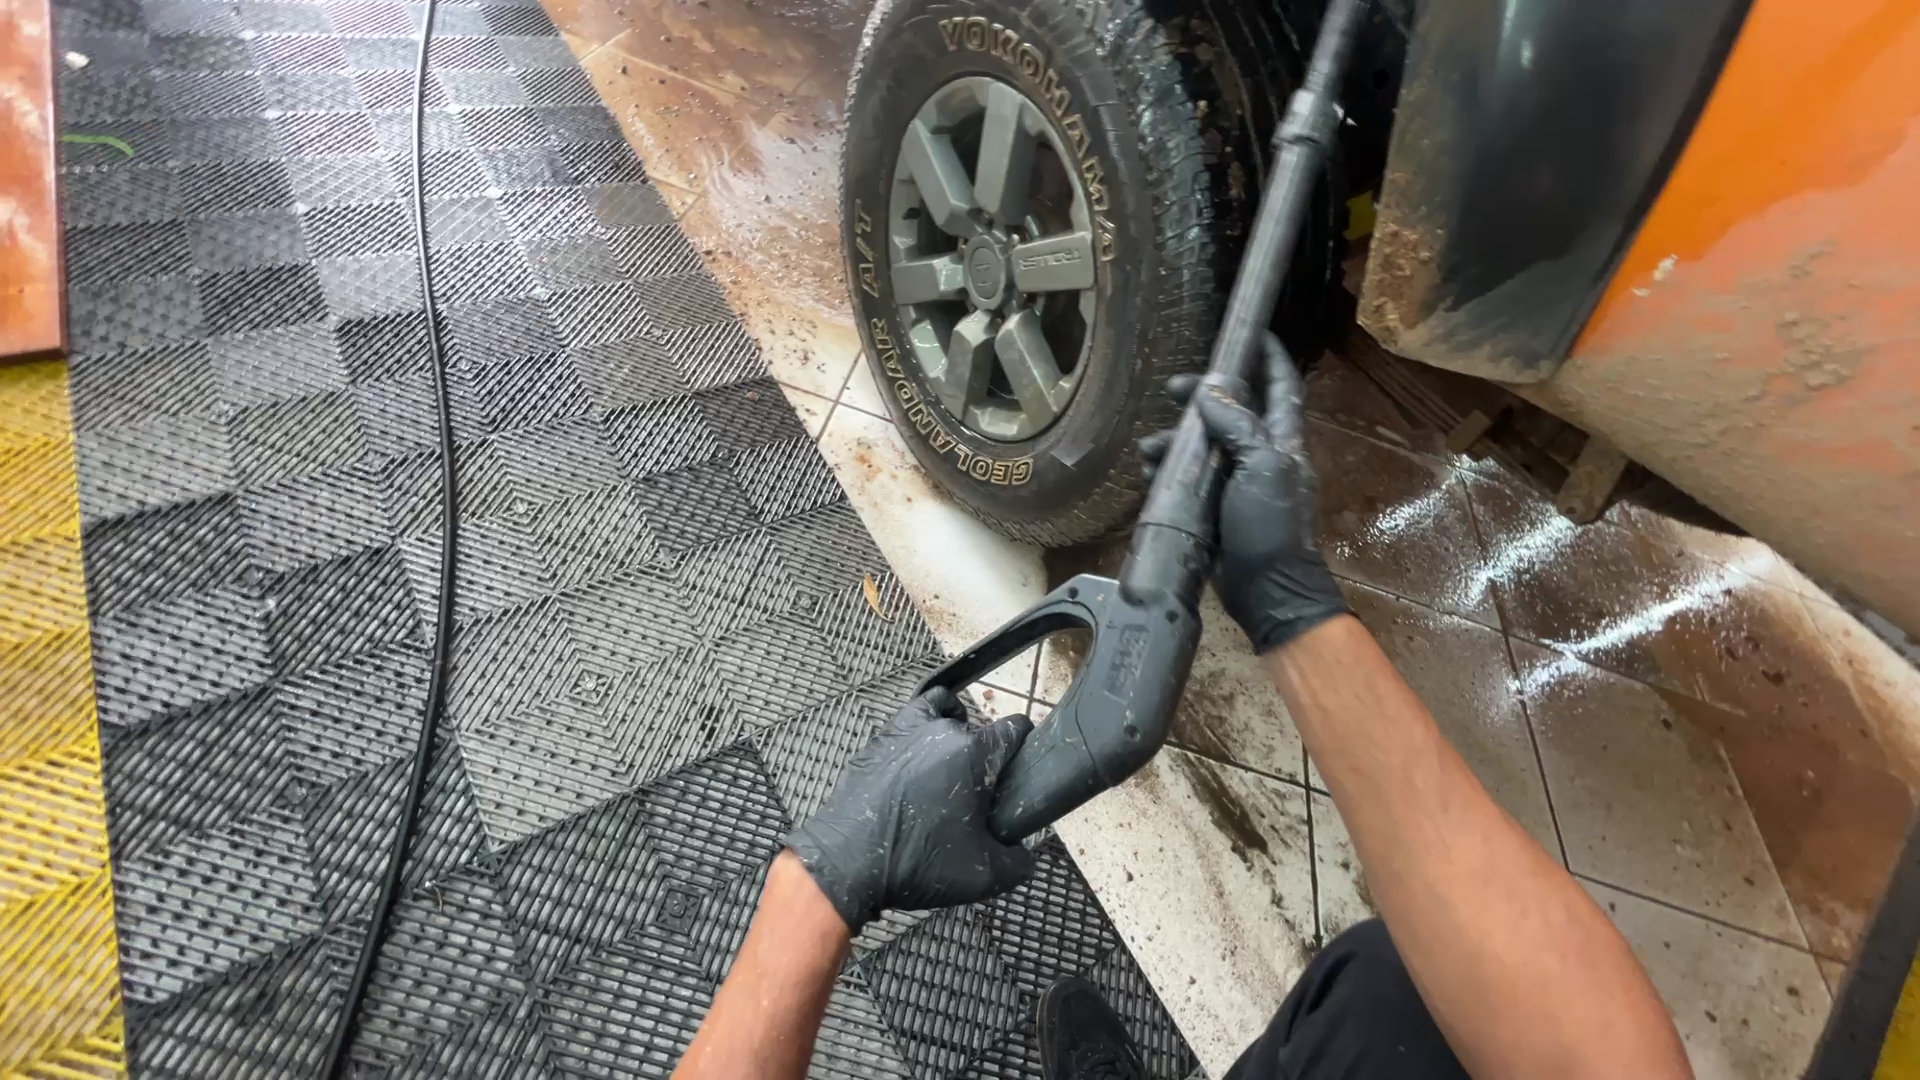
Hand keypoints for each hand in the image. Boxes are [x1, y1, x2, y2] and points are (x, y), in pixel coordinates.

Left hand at [786, 688, 1034, 931]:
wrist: (849, 861)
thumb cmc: (916, 863)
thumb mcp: (984, 876)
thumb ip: (1018, 860)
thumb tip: (1024, 851)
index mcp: (975, 753)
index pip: (1016, 729)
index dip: (1023, 748)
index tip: (1016, 772)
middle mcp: (945, 730)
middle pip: (981, 731)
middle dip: (985, 760)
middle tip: (976, 797)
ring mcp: (910, 727)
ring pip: (949, 717)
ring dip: (956, 738)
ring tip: (950, 771)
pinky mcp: (884, 733)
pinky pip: (918, 712)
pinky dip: (928, 723)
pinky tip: (925, 747)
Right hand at [1138, 333, 1348, 651]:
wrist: (1266, 588)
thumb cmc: (1270, 526)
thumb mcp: (1260, 468)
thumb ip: (1240, 426)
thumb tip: (1213, 389)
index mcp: (1281, 440)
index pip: (1281, 386)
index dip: (1270, 357)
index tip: (1250, 333)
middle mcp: (1260, 454)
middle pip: (1231, 411)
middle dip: (1202, 397)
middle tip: (1171, 389)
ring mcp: (1236, 481)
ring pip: (1204, 444)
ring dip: (1176, 439)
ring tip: (1148, 448)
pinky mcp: (1215, 506)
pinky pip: (1189, 477)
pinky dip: (1168, 471)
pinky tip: (1148, 475)